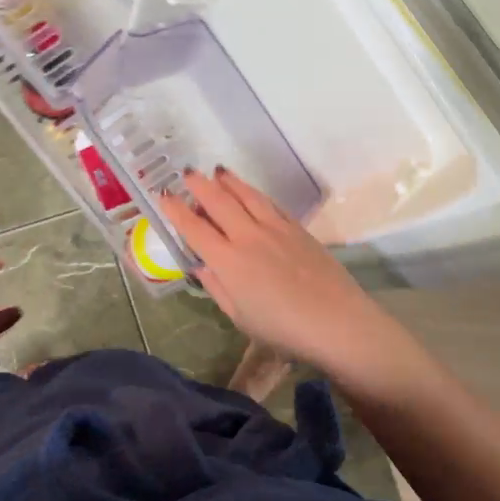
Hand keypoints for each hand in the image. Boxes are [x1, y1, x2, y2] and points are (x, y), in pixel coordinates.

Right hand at [158, 169, 419, 384]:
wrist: (336, 321)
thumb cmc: (283, 329)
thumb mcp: (240, 317)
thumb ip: (217, 287)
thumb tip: (200, 266)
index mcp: (228, 262)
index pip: (195, 229)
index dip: (176, 211)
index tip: (163, 196)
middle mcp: (249, 237)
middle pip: (219, 202)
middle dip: (200, 186)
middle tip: (187, 173)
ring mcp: (275, 228)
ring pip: (247, 196)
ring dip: (228, 181)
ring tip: (216, 172)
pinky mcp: (297, 228)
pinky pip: (270, 203)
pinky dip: (254, 193)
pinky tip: (249, 191)